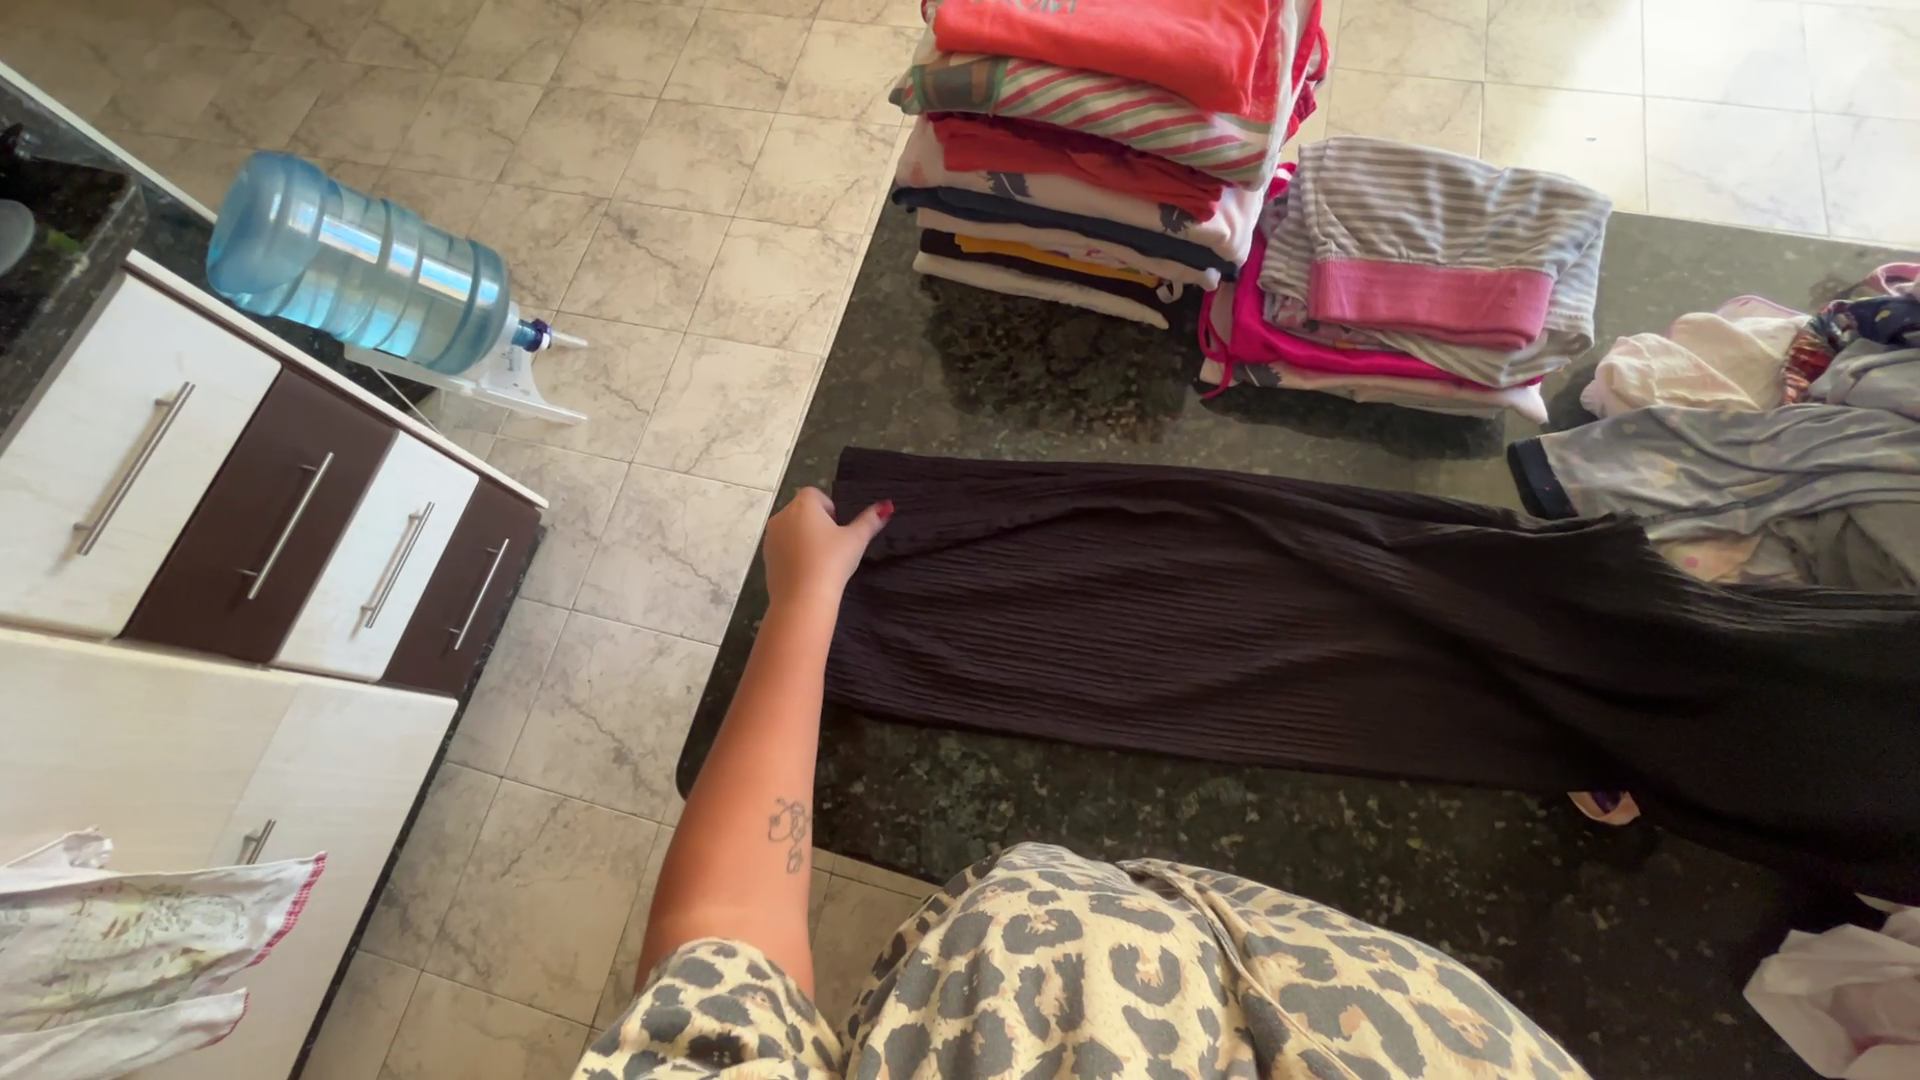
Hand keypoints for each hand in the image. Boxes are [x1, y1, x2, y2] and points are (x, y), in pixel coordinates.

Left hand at [762, 488, 890, 608]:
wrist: (803, 597)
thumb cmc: (832, 562)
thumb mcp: (856, 540)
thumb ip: (870, 520)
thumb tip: (887, 505)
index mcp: (804, 505)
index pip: (815, 494)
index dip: (828, 508)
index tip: (837, 528)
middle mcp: (783, 515)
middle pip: (801, 510)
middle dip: (816, 522)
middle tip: (832, 545)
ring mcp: (771, 536)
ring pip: (790, 528)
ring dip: (803, 536)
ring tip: (819, 559)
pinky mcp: (766, 556)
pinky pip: (782, 546)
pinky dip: (792, 552)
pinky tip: (806, 570)